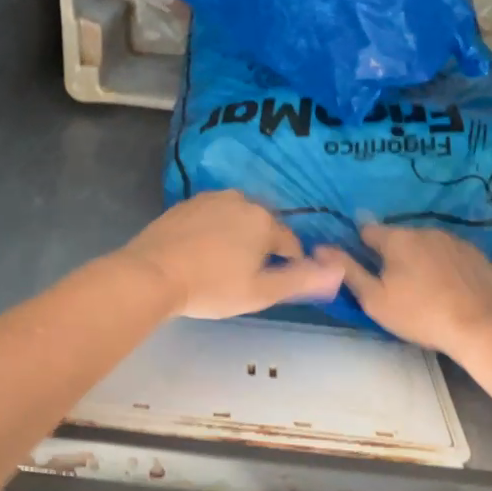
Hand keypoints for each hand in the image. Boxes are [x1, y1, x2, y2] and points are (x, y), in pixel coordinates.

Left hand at [116, 191, 345, 319]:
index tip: (273, 286)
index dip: (288, 266)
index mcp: (264, 220)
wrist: (153, 274)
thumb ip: (301, 280)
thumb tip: (338, 271)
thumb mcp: (261, 292)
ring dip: (238, 238)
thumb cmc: (212, 286)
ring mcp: (210, 199)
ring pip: (237, 219)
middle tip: (246, 278)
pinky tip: (202, 253)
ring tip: (224, 266)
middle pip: (263, 227)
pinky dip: (214, 232)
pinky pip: (212, 217)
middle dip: (262, 249)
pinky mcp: (185, 204)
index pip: (290, 244)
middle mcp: (241, 200)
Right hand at [316, 224, 491, 355]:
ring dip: (420, 260)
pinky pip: (450, 255)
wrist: (481, 327)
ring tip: (425, 291)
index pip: (368, 231)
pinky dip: (445, 266)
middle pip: (399, 238)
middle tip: (396, 287)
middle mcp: (424, 230)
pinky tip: (449, 290)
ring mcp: (454, 240)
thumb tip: (319, 248)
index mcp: (397, 238)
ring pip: (426, 245)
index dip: (362, 249)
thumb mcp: (375, 298)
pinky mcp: (476, 254)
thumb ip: (347, 270)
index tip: (367, 270)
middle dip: (394, 256)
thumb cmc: (420, 314)